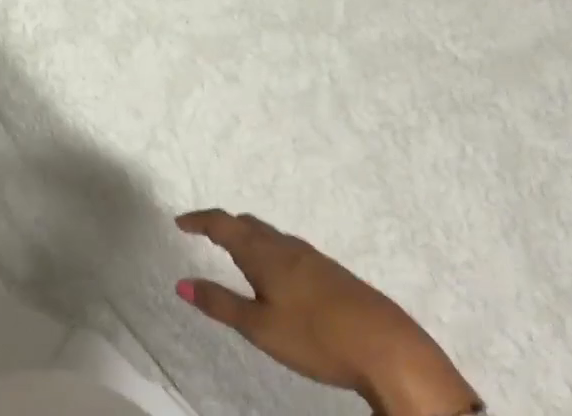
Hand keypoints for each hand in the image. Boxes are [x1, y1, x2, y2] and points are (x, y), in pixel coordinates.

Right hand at [175, 210, 479, 415]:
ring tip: (238, 253)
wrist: (391, 350)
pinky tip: (280, 275)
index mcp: (265, 254)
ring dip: (250, 238)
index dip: (200, 220)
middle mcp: (288, 248)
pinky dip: (272, 251)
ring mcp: (316, 260)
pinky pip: (292, 251)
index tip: (180, 221)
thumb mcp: (260, 327)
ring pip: (273, 237)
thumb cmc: (317, 337)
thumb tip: (180, 283)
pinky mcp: (336, 276)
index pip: (224, 225)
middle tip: (205, 233)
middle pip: (250, 225)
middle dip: (225, 225)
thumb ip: (220, 303)